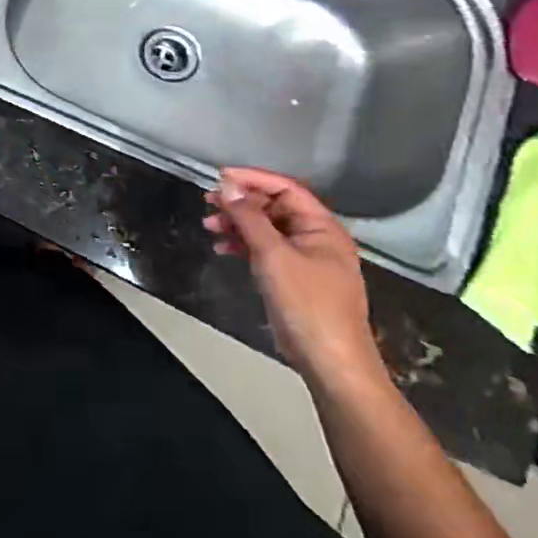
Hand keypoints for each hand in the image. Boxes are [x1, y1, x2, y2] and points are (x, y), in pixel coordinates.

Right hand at [203, 167, 383, 384]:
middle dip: (241, 203)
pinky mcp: (293, 278)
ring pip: (267, 229)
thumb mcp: (273, 254)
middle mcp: (316, 238)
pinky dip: (244, 246)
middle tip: (208, 202)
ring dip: (238, 224)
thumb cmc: (306, 302)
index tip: (220, 177)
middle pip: (275, 207)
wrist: (329, 360)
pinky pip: (266, 251)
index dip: (253, 179)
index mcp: (322, 227)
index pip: (286, 188)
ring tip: (209, 226)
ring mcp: (305, 259)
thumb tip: (228, 186)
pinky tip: (222, 249)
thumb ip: (249, 217)